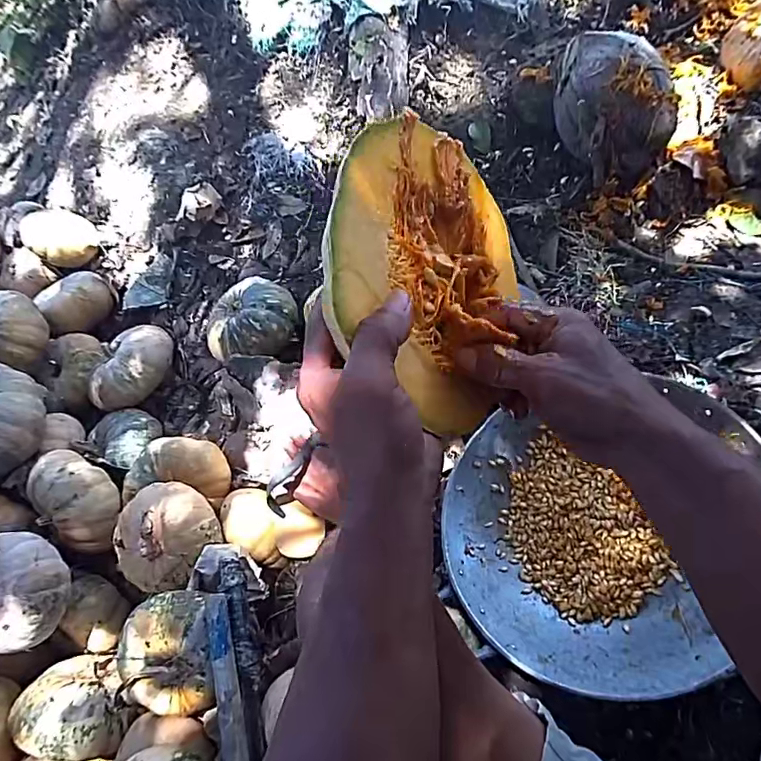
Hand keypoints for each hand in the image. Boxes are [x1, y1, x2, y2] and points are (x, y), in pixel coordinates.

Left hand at [317, 292, 434, 514]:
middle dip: (381, 311)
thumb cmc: (375, 437)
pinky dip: (422, 356)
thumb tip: (397, 298)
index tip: (373, 269)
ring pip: (386, 352)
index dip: (345, 294)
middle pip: (356, 335)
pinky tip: (442, 338)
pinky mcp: (398, 407)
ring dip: (405, 333)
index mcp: (318, 375)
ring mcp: (370, 396)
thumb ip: (375, 335)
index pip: (323, 321)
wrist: (401, 491)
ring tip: (431, 304)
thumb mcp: (368, 380)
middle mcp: (340, 383)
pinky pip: (408, 372)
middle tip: (410, 284)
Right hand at [451, 303, 679, 467]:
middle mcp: (555, 340)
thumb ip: (500, 364)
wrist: (633, 436)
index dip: (479, 328)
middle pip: (507, 342)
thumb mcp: (541, 377)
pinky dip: (515, 399)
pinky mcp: (554, 393)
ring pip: (512, 368)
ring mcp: (555, 367)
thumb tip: (462, 354)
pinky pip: (523, 388)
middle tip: (471, 380)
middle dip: (488, 361)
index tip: (452, 344)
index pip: (507, 315)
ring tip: (505, 402)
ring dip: (501, 385)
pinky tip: (517, 412)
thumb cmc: (592, 396)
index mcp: (557, 322)